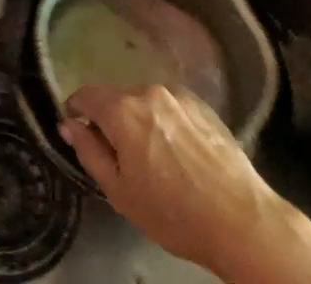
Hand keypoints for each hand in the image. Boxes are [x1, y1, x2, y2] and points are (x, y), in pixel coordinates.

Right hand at [60, 84, 283, 276]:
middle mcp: (149, 91)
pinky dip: (162, 121)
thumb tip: (70, 124)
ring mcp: (179, 96)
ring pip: (143, 101)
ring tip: (151, 157)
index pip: (86, 95)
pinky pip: (169, 106)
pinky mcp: (203, 106)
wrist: (241, 220)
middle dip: (108, 119)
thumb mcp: (119, 190)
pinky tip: (176, 153)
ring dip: (137, 119)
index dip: (76, 112)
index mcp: (123, 110)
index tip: (78, 133)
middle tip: (117, 156)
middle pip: (115, 97)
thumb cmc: (172, 212)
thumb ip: (89, 150)